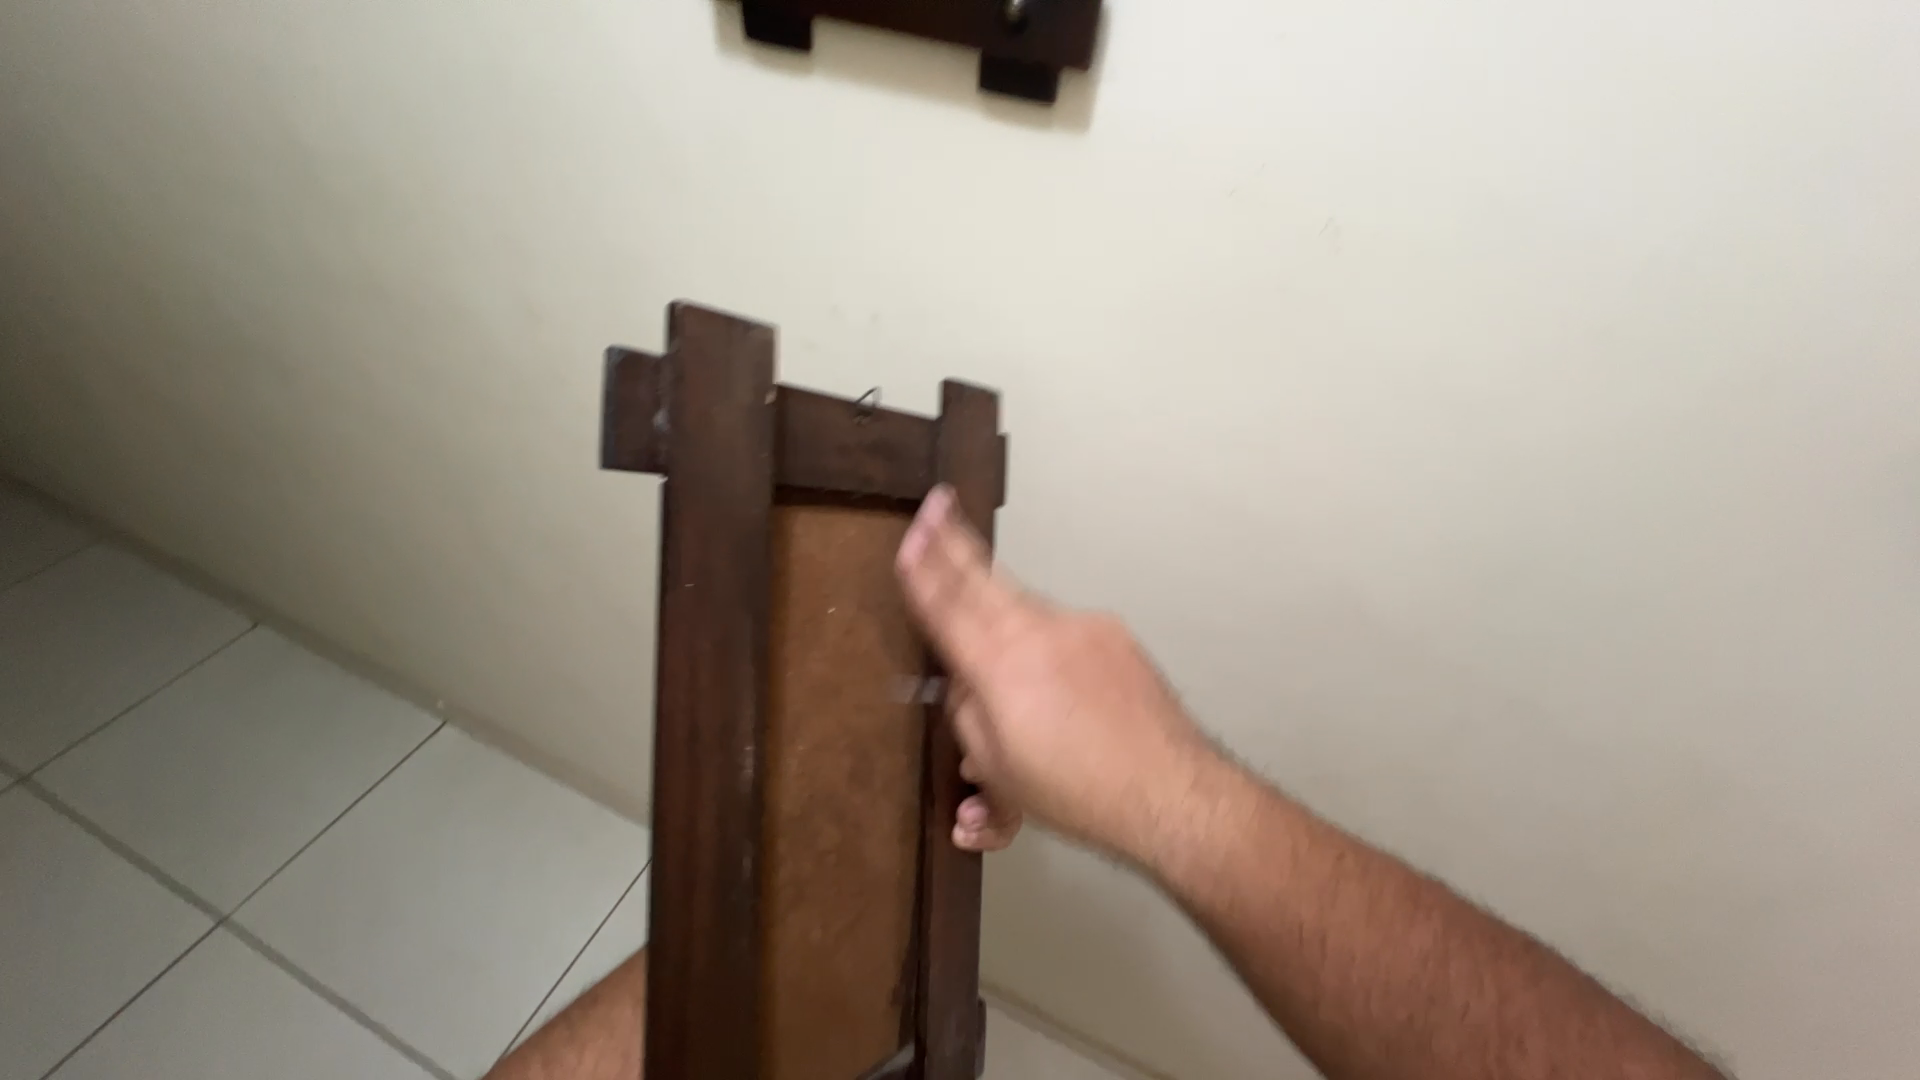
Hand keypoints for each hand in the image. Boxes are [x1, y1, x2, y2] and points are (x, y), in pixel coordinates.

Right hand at [896, 486, 1213, 863]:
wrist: (1170, 791)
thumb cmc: (1078, 793)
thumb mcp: (999, 767)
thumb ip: (969, 711)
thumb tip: (965, 681)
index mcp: (1001, 665)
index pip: (948, 605)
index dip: (924, 566)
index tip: (913, 531)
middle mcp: (1040, 631)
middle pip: (985, 578)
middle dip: (956, 541)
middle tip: (939, 506)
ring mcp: (1082, 626)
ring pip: (1025, 603)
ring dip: (1002, 603)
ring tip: (989, 608)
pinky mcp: (1114, 635)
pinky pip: (1065, 626)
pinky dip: (1048, 640)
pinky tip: (1055, 673)